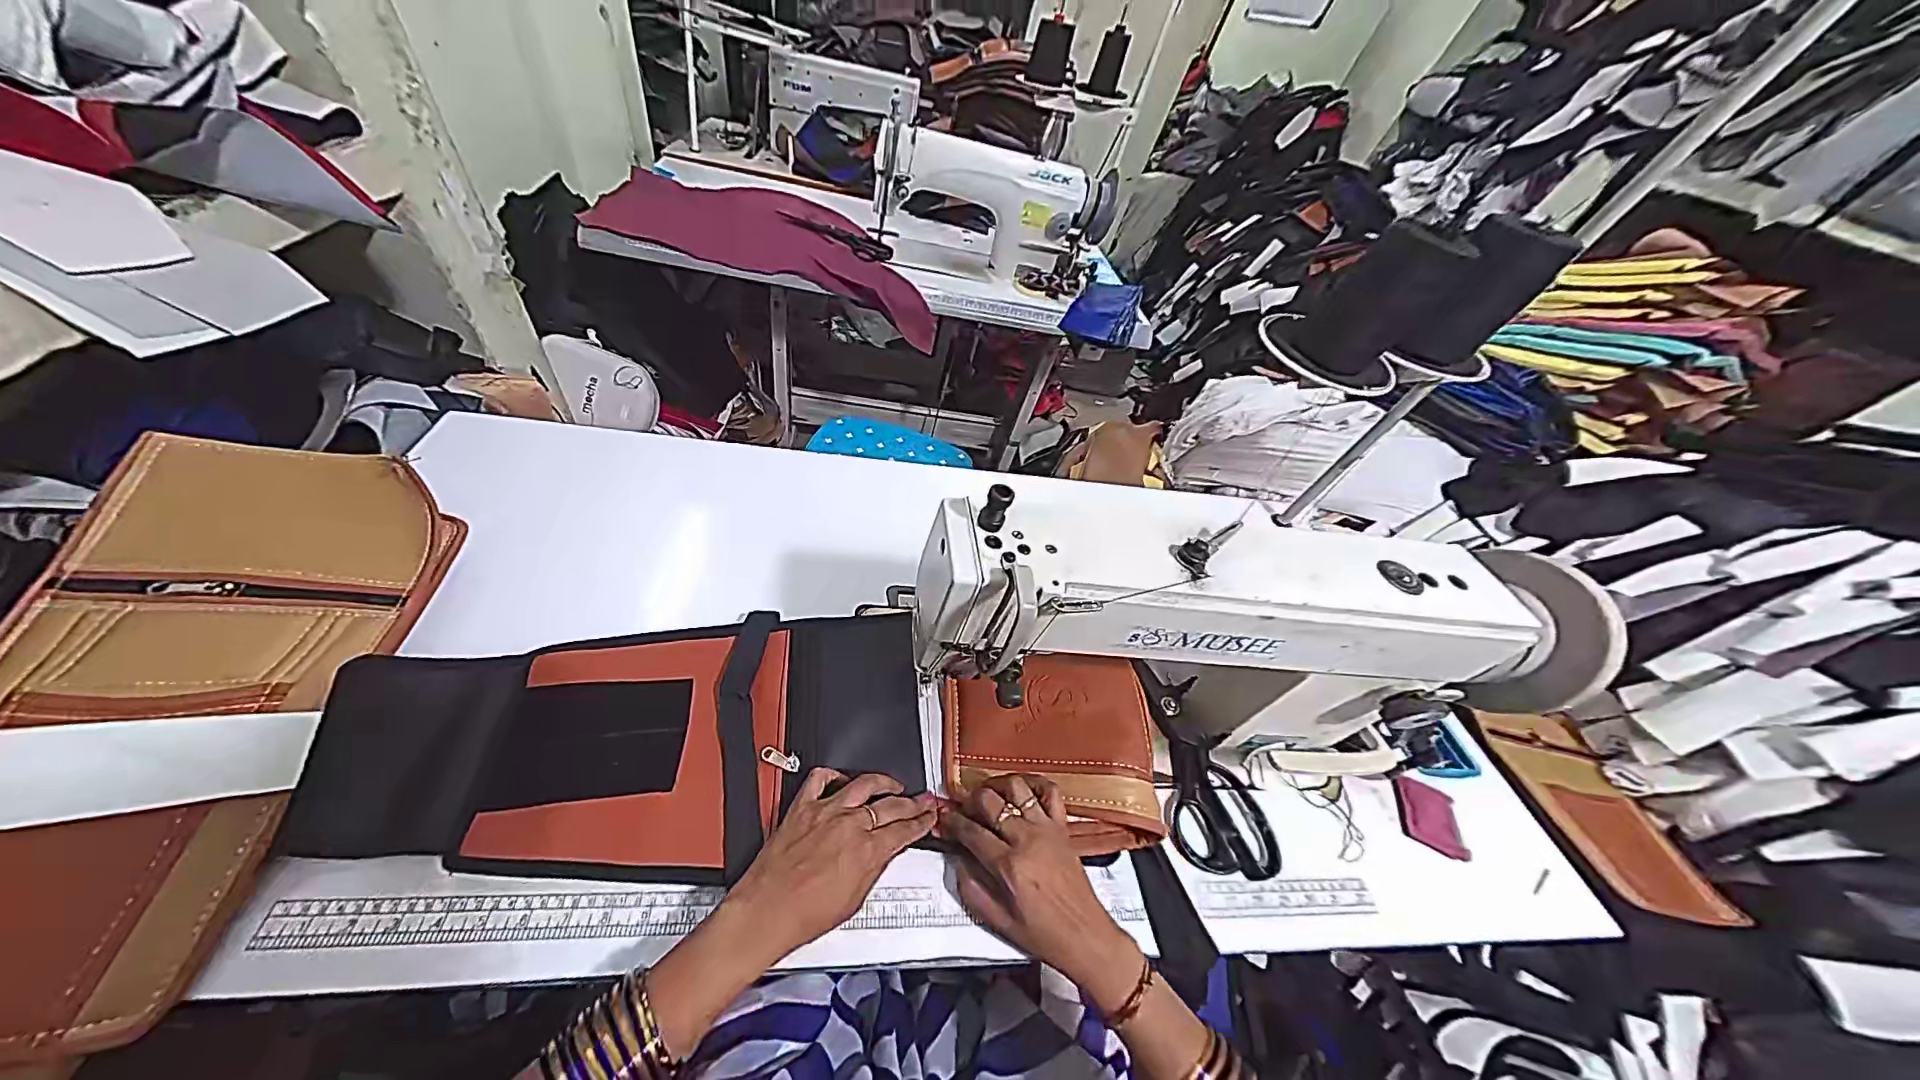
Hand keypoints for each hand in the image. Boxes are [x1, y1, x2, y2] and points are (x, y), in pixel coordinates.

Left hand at [724, 768, 935, 956]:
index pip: (905, 829)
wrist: (765, 913)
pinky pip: (820, 779)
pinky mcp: (802, 807)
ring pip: (863, 783)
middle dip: (912, 802)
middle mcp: (849, 825)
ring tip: (892, 783)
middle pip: (892, 804)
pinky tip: (841, 778)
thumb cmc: (802, 915)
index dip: (922, 822)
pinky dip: (834, 775)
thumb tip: (883, 854)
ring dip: (883, 782)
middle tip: (921, 800)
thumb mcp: (854, 900)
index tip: (928, 817)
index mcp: (867, 850)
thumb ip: (874, 869)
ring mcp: (825, 811)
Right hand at [939, 774, 1145, 1011]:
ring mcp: (1047, 830)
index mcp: (1008, 866)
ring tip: (988, 794)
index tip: (946, 819)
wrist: (1084, 935)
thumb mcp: (998, 920)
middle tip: (964, 808)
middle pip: (989, 800)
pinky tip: (1022, 790)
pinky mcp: (1062, 828)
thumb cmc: (1046, 933)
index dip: (952, 822)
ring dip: (997, 785)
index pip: (971, 831)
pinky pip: (1050, 792)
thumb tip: (958, 861)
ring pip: (1016, 787)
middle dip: (969, 800)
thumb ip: (971, 888)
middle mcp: (1027, 841)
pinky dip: (1035, 784)